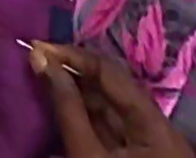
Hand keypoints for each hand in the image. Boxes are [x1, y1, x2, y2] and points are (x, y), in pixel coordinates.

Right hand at [30, 41, 194, 157]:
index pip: (111, 72)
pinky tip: (60, 103)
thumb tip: (42, 58)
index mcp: (156, 127)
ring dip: (76, 90)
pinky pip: (110, 126)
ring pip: (109, 106)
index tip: (38, 48)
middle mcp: (159, 130)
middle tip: (37, 61)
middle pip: (112, 87)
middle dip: (73, 71)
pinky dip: (85, 113)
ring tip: (43, 77)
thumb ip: (66, 105)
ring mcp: (151, 148)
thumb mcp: (87, 156)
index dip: (74, 55)